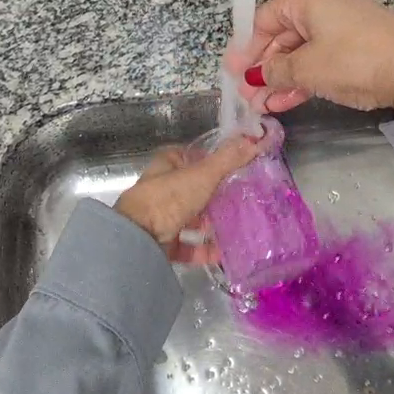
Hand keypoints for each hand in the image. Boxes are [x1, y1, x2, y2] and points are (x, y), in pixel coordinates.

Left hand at [114, 135, 263, 263]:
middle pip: (193, 189)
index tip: (236, 169)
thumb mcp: (202, 175)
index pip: (192, 157)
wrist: (137, 239)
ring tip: (238, 227)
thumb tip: (256, 140)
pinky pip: (188, 246)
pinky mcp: (162, 243)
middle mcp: (162, 188)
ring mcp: (161, 217)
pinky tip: (224, 254)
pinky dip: (204, 250)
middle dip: (215, 195)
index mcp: (167, 165)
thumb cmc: (169, 198)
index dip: (212, 161)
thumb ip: (228, 160)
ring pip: (191, 218)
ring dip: (211, 224)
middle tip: (243, 199)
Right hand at [224, 0, 393, 114]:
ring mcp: (343, 18)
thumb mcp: (307, 69)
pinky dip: (306, 74)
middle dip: (264, 69)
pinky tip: (289, 99)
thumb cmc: (356, 61)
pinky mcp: (360, 37)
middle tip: (249, 97)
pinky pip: (322, 53)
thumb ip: (274, 72)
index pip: (262, 21)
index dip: (246, 51)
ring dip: (283, 77)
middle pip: (282, 35)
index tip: (234, 76)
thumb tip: (254, 77)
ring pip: (303, 48)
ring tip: (265, 106)